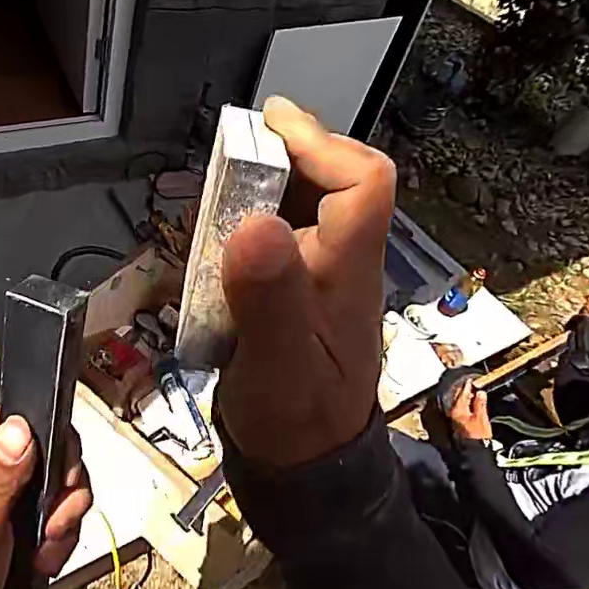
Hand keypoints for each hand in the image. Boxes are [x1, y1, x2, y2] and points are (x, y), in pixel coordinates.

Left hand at [0, 411, 92, 588]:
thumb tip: (19, 427)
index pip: (34, 418)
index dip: (58, 445)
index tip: (59, 483)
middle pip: (59, 452)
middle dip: (67, 492)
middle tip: (51, 524)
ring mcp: (11, 491)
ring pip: (64, 485)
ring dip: (66, 519)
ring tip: (45, 547)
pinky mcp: (23, 516)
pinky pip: (61, 512)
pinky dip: (61, 536)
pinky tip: (43, 555)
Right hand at [217, 96, 395, 466]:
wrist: (304, 463)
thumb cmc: (294, 421)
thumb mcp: (278, 367)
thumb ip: (270, 299)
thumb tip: (256, 222)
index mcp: (349, 271)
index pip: (365, 183)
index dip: (323, 144)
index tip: (269, 126)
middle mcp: (344, 262)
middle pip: (339, 181)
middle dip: (291, 153)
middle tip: (236, 148)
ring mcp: (326, 275)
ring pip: (313, 202)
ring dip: (271, 180)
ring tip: (223, 181)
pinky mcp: (305, 287)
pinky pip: (289, 231)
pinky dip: (257, 212)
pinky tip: (225, 224)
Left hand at [444, 377, 491, 441]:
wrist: (474, 451)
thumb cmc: (478, 435)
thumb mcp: (481, 418)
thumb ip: (480, 404)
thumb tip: (480, 392)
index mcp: (458, 409)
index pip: (462, 394)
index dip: (467, 386)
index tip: (470, 380)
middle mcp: (454, 413)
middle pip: (459, 399)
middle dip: (465, 392)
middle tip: (472, 386)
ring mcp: (455, 420)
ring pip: (460, 405)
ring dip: (466, 399)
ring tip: (474, 395)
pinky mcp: (459, 425)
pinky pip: (461, 411)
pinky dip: (466, 406)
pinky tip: (472, 407)